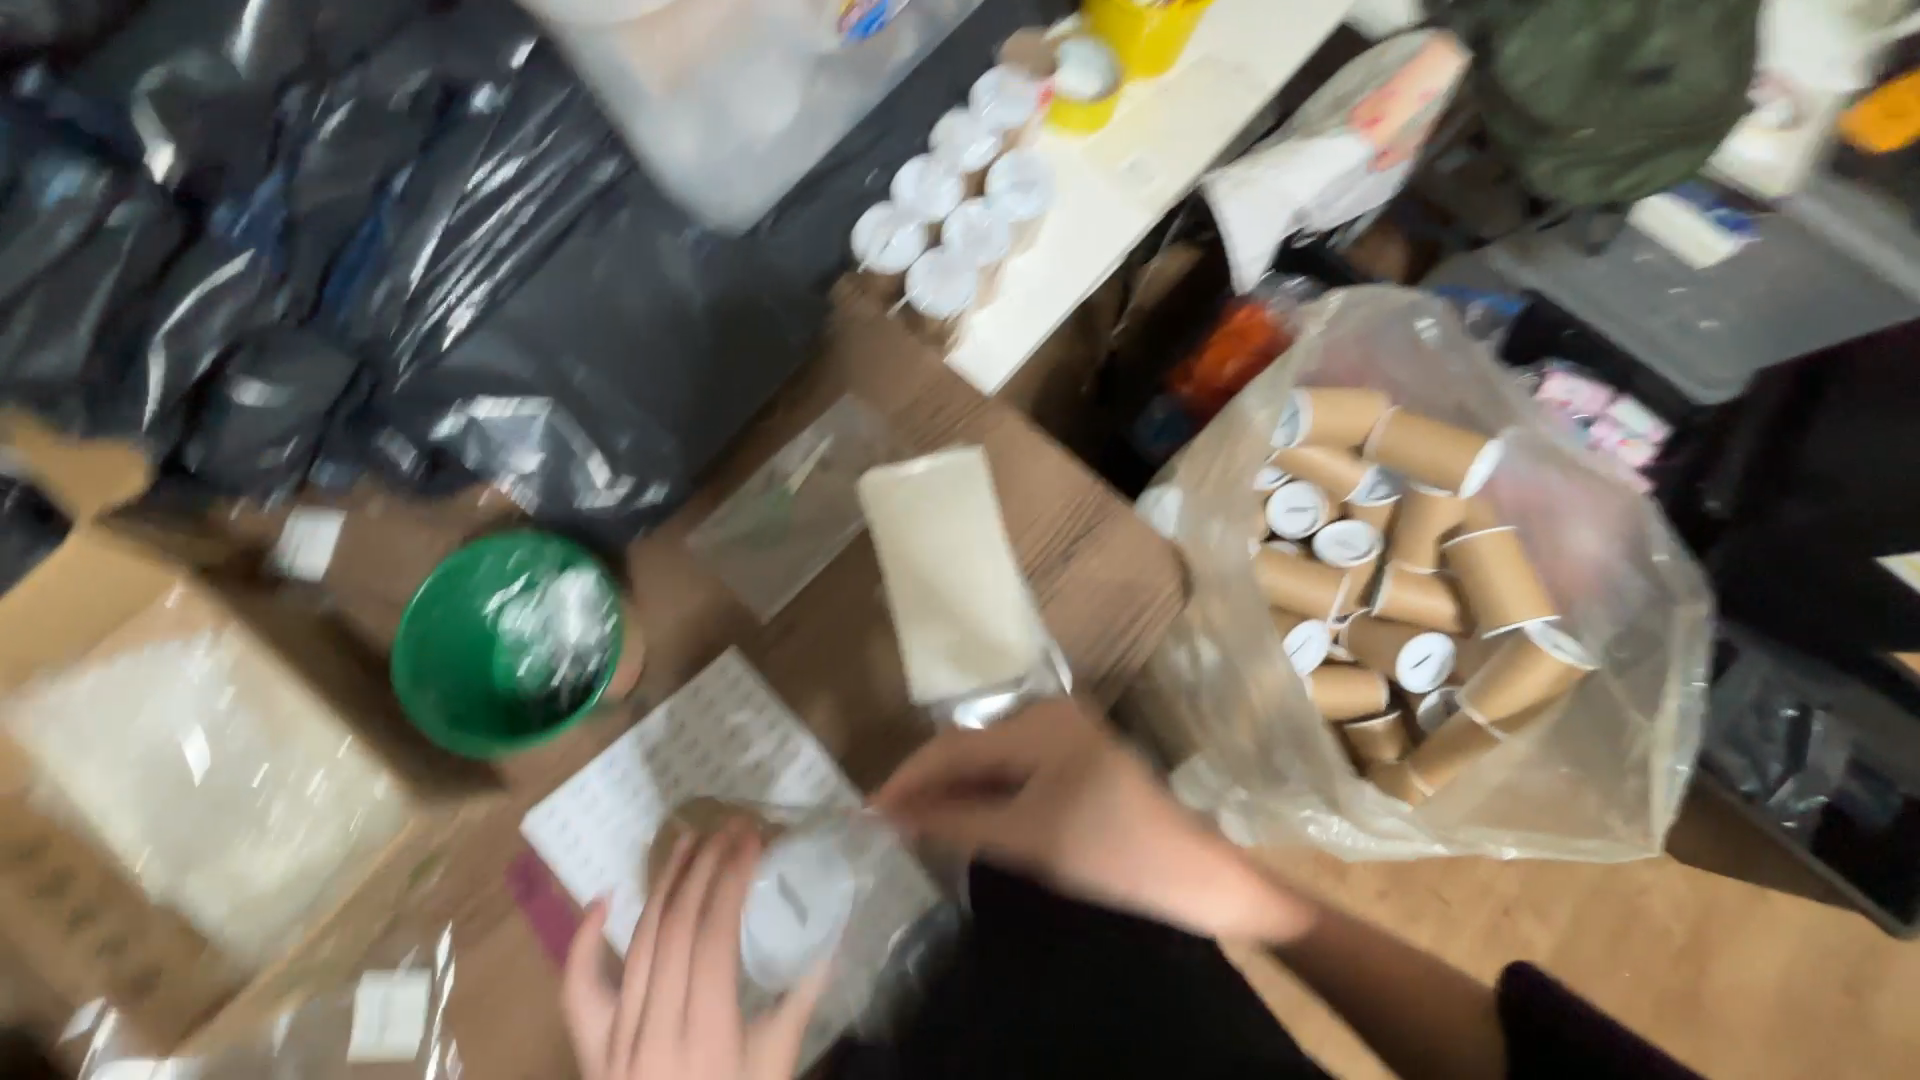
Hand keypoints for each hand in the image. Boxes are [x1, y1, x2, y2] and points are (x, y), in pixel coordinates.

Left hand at [562, 822, 828, 1079]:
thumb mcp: (777, 1070)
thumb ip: (800, 1005)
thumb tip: (830, 940)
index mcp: (707, 1034)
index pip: (714, 934)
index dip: (732, 878)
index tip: (752, 839)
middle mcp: (655, 1028)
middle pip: (676, 928)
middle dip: (705, 868)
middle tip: (730, 828)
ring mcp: (615, 1042)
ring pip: (638, 944)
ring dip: (663, 885)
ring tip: (688, 842)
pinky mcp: (591, 1055)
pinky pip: (577, 994)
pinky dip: (584, 944)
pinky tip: (603, 901)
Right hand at [873, 699, 1317, 943]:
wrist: (1191, 872)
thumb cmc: (1113, 854)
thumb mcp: (1027, 840)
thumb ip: (958, 821)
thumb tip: (895, 817)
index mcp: (1039, 724)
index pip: (953, 746)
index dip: (907, 779)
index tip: (866, 811)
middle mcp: (1047, 713)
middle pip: (967, 744)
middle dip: (926, 782)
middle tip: (884, 819)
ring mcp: (1061, 732)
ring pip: (987, 756)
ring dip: (951, 787)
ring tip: (910, 820)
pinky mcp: (1069, 754)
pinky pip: (1011, 766)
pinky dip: (982, 790)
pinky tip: (958, 814)